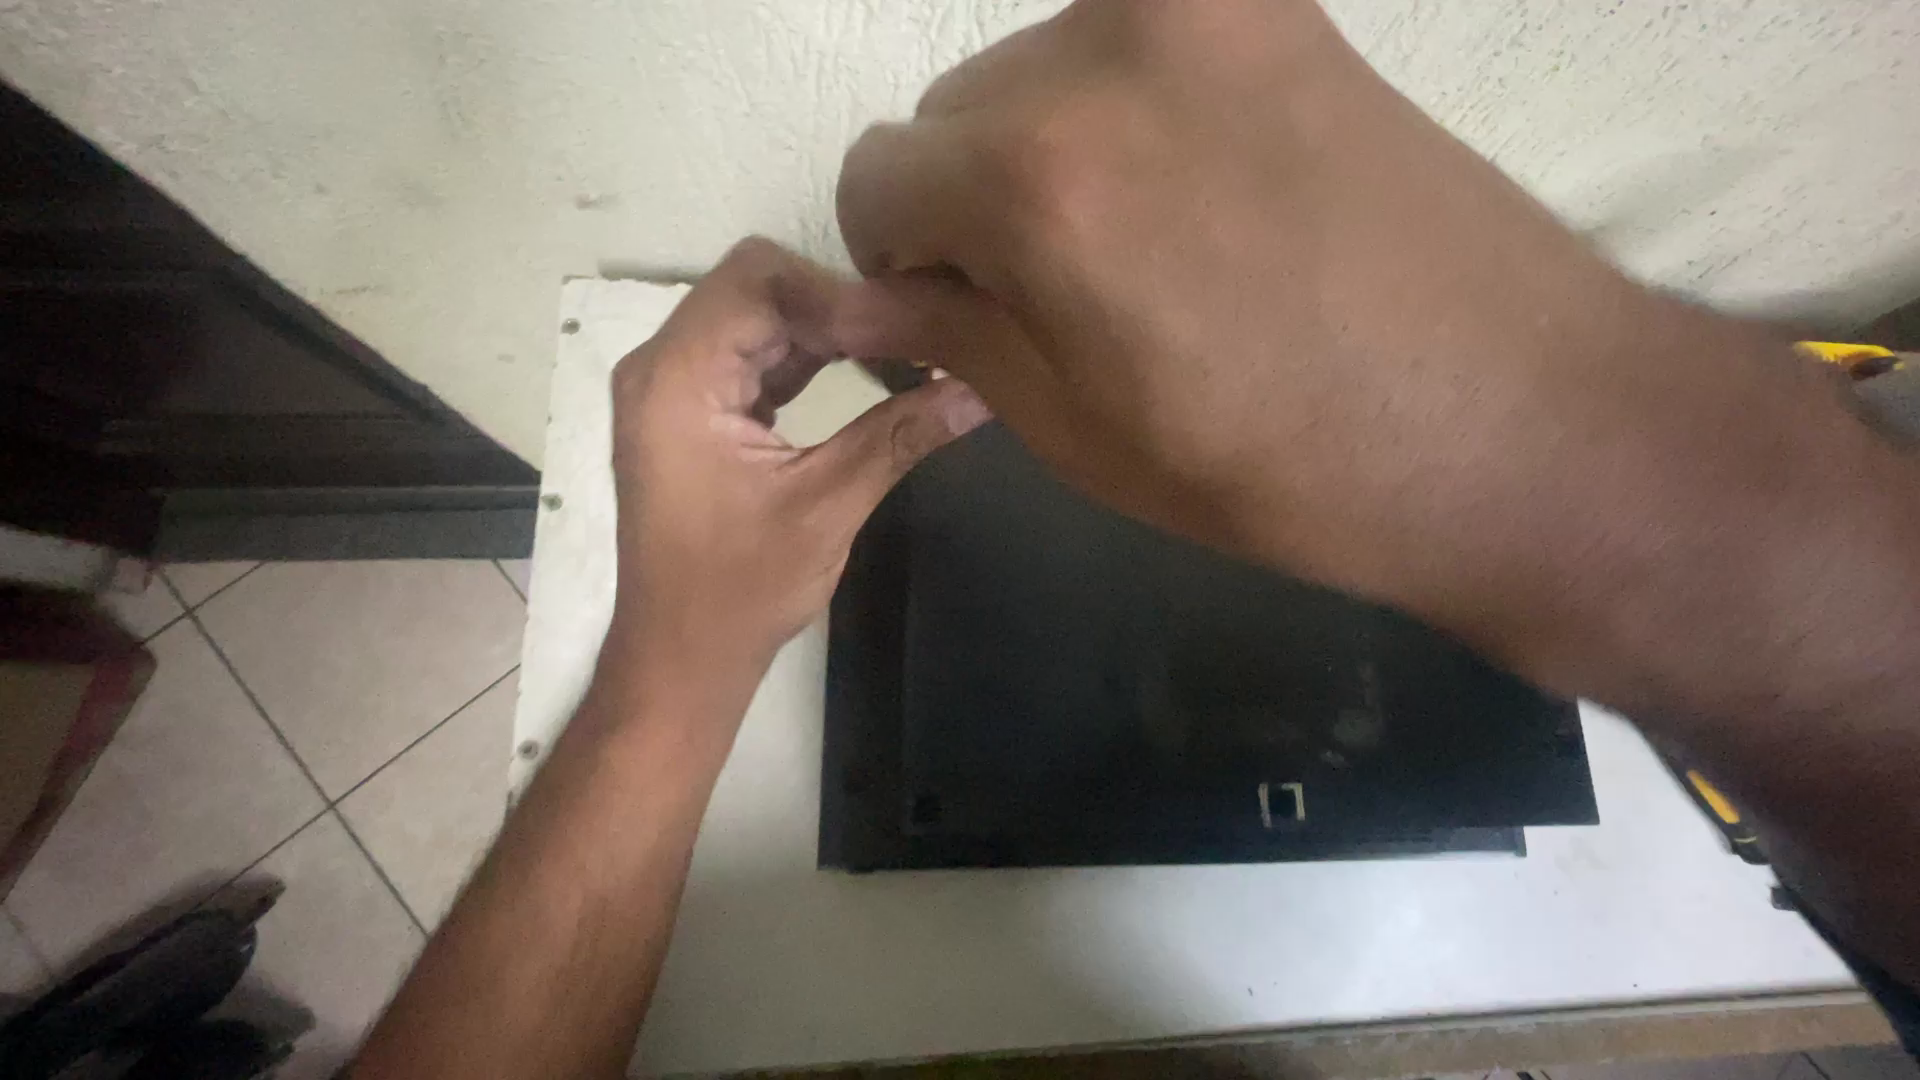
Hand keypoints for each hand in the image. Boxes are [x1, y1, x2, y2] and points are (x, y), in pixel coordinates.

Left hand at [609, 238, 989, 677]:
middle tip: (915, 334)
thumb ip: (899, 436)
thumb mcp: (826, 509)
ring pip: (760, 316)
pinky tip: (863, 371)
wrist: (682, 655)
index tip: (914, 327)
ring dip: (829, 330)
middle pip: (757, 287)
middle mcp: (664, 365)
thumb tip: (980, 391)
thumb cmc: (741, 593)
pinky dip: (809, 357)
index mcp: (677, 380)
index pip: (758, 281)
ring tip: (902, 350)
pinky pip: (755, 355)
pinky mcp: (695, 409)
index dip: (841, 295)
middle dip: (840, 306)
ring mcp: (675, 386)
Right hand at [834, 0, 1889, 696]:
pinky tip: (1185, 198)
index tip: (938, 316)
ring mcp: (1204, 2)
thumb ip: (950, 333)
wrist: (1507, 424)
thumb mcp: (1070, 429)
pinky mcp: (1280, 2)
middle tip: (1041, 301)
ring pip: (1034, 74)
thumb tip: (867, 294)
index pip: (875, 176)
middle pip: (950, 116)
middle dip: (961, 208)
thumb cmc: (1265, 466)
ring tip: (1131, 255)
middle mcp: (1101, 48)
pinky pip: (1127, 50)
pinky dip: (1113, 119)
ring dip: (1037, 159)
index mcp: (1034, 179)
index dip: (888, 259)